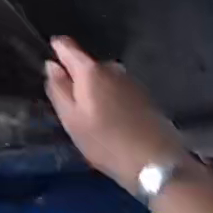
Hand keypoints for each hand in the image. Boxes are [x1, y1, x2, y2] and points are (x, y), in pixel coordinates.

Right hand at [44, 36, 185, 190]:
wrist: (161, 168)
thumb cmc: (107, 142)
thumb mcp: (71, 119)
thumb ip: (57, 88)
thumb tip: (52, 65)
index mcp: (89, 70)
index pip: (65, 44)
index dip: (55, 51)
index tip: (52, 69)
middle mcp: (112, 68)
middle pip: (86, 64)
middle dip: (78, 79)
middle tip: (76, 106)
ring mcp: (133, 83)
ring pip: (105, 79)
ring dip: (98, 92)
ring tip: (97, 118)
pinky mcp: (149, 99)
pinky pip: (121, 92)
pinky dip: (115, 101)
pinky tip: (117, 124)